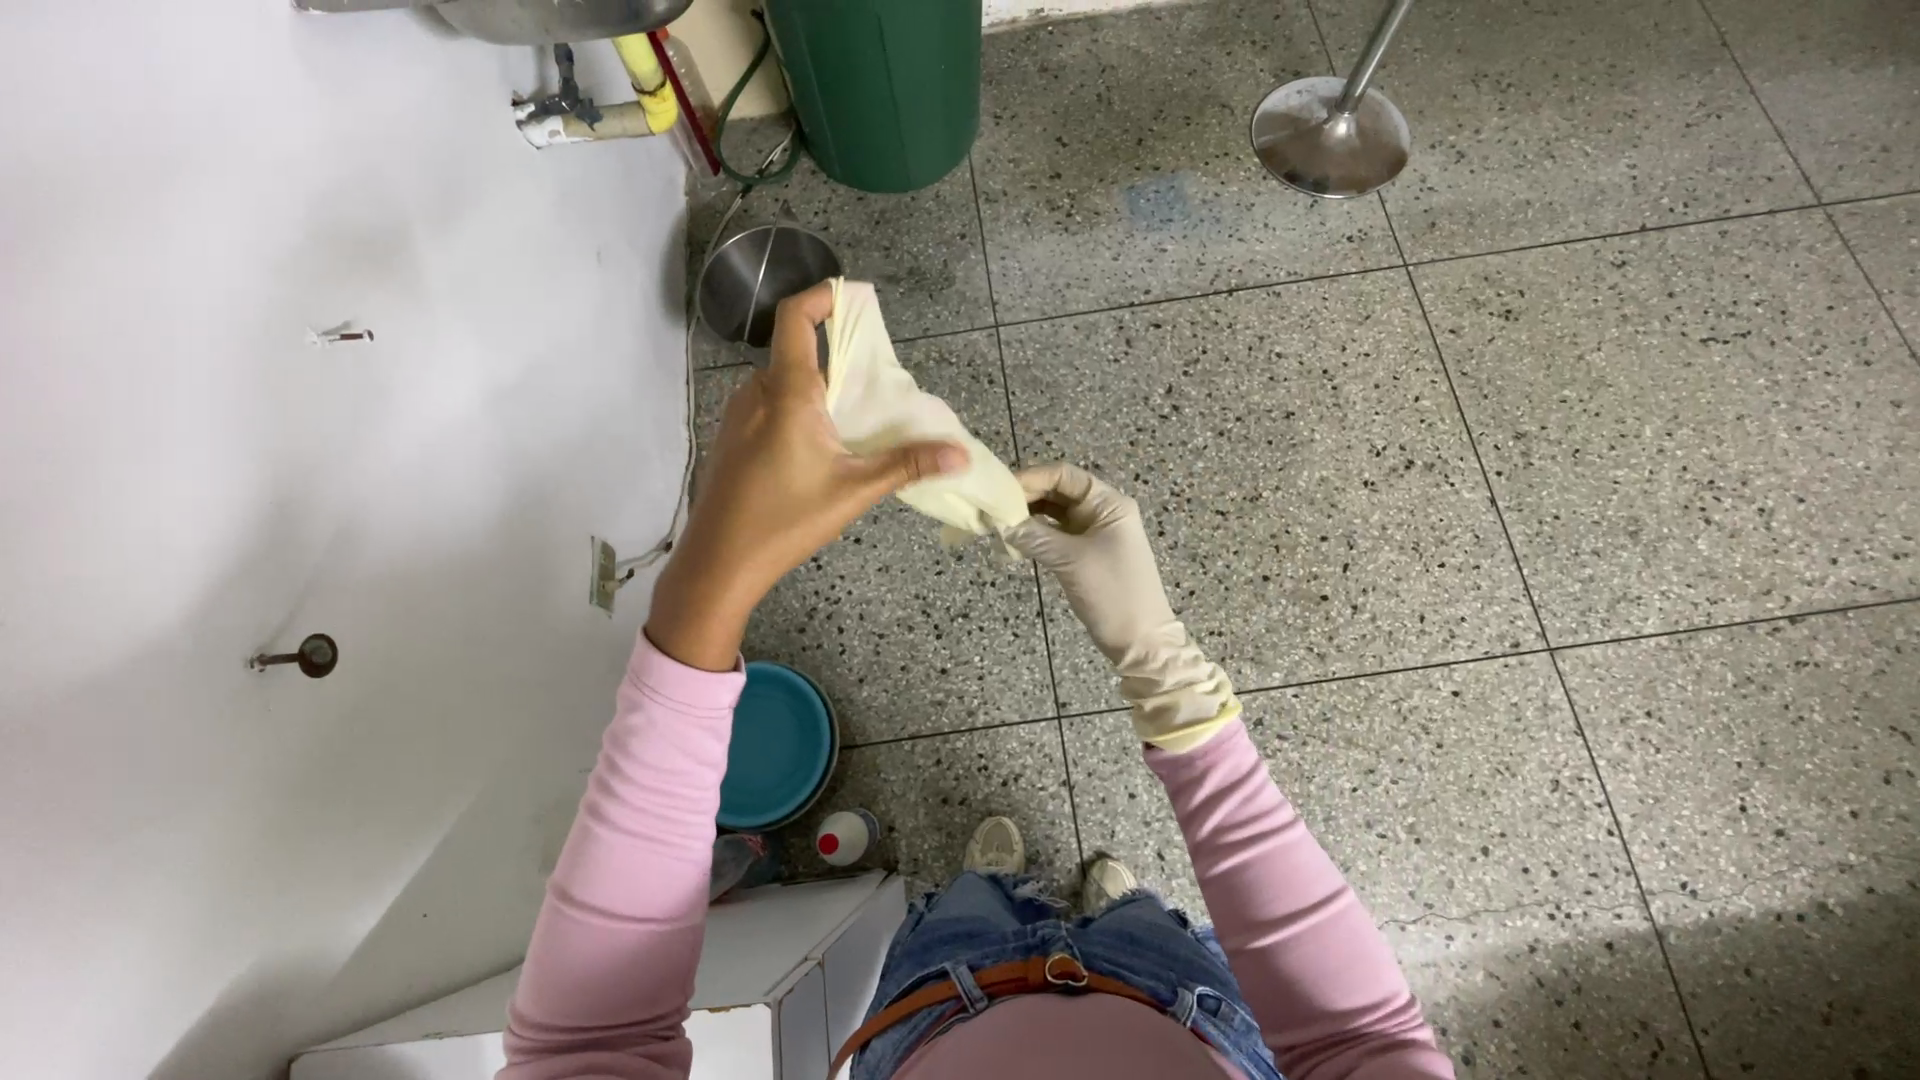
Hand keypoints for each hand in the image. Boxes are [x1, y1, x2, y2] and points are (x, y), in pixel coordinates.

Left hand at [647, 282, 968, 670]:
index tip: (853, 298)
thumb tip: (960, 454)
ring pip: (782, 384)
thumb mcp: (853, 491)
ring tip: (851, 422)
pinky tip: (816, 451)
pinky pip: (768, 407)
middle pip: (796, 353)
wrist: (719, 562)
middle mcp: (756, 392)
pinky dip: (796, 410)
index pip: (795, 318)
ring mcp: (737, 416)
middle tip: (873, 384)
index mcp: (786, 392)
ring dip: (816, 390)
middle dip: (834, 359)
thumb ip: (907, 465)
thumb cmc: (785, 520)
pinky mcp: (731, 439)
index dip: (821, 296)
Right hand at [1006, 464, 1239, 752]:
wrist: (1141, 641)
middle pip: (1056, 493)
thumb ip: (1034, 537)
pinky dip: (1033, 538)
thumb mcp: (1071, 561)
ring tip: (996, 526)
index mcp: (1108, 503)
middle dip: (1025, 499)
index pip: (1064, 475)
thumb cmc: (1113, 594)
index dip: (1031, 478)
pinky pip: (1053, 537)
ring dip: (1026, 519)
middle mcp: (1100, 512)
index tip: (1000, 490)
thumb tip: (999, 522)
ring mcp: (1092, 534)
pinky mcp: (1083, 555)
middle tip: (992, 509)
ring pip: (1052, 515)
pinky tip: (1011, 544)